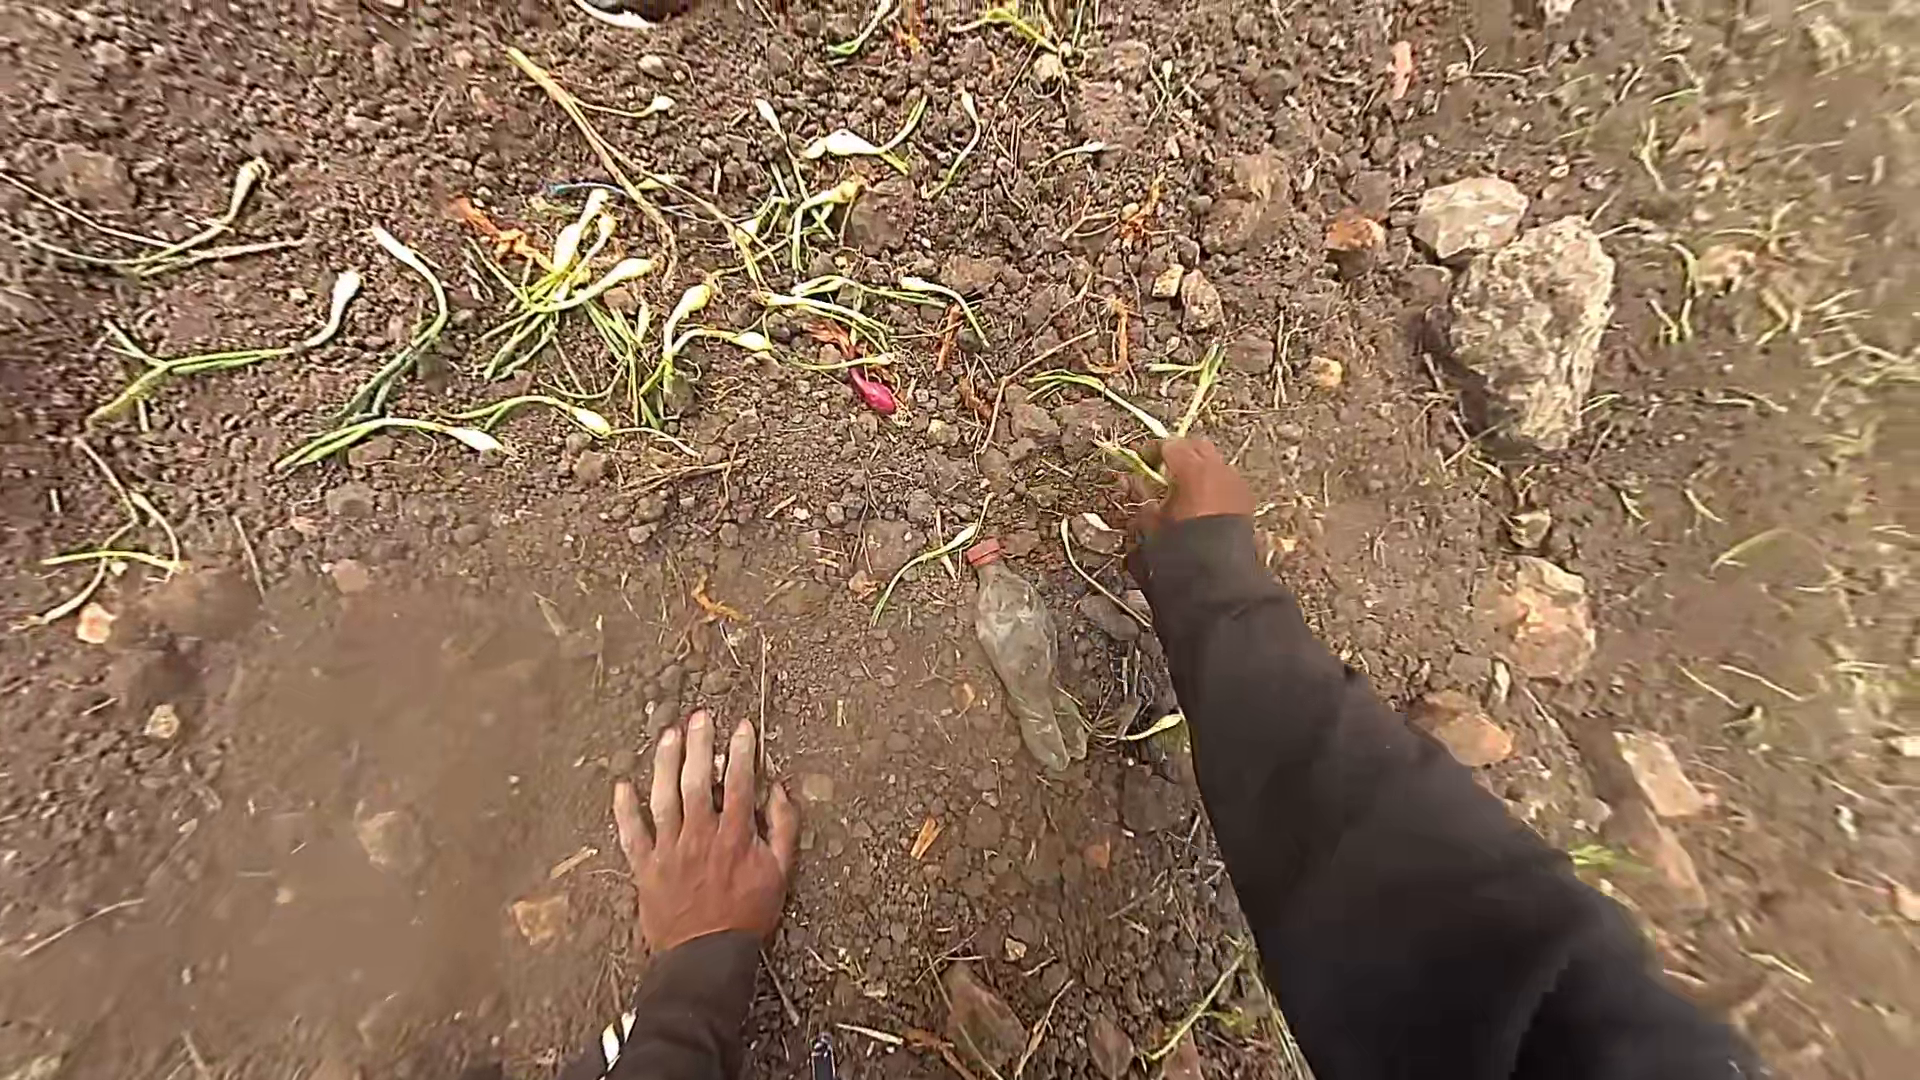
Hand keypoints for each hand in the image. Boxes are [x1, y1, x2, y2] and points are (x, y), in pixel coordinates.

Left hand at [613, 710, 799, 953]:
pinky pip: (632, 835)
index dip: (741, 751)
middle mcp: (700, 836)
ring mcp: (669, 851)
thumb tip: (780, 789)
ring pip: (664, 799)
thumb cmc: (747, 913)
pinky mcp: (646, 869)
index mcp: (734, 835)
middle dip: (699, 745)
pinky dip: (624, 811)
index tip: (742, 726)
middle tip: (699, 717)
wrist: (705, 959)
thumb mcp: (781, 871)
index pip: (739, 782)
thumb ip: (783, 826)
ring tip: (669, 735)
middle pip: (698, 781)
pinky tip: (622, 786)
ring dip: (666, 764)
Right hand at [1128, 438, 1254, 539]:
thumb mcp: (1151, 522)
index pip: (1170, 445)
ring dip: (1196, 467)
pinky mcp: (1244, 499)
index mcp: (1193, 469)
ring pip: (1214, 462)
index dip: (1153, 450)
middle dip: (1179, 452)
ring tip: (1180, 487)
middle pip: (1196, 446)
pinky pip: (1225, 480)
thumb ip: (1142, 496)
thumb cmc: (1181, 547)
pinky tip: (1199, 502)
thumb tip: (1134, 482)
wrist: (1218, 574)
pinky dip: (1210, 483)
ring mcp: (1235, 483)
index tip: (1142, 457)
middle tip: (1160, 467)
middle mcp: (1218, 470)